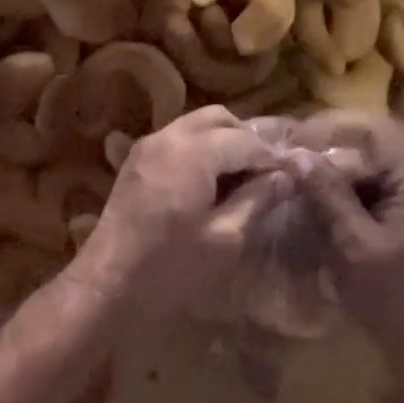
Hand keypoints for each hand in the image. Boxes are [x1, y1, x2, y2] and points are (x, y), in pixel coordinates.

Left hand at [66, 106, 289, 318]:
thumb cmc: (171, 266)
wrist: (108, 283)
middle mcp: (168, 137)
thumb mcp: (225, 238)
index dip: (273, 157)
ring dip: (224, 141)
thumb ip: (258, 199)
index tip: (295, 175)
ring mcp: (147, 147)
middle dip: (248, 139)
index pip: (246, 140)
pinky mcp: (136, 162)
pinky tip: (212, 181)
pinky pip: (177, 139)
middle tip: (269, 172)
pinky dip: (201, 148)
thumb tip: (285, 176)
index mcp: (193, 152)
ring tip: (244, 176)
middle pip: (219, 119)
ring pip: (196, 125)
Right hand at [286, 112, 403, 373]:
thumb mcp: (353, 247)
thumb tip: (295, 153)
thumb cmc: (393, 300)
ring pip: (381, 164)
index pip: (379, 131)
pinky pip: (384, 187)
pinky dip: (354, 188)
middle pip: (382, 143)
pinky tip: (325, 199)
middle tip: (294, 157)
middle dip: (336, 146)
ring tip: (303, 176)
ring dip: (343, 166)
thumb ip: (328, 196)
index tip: (295, 140)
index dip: (335, 128)